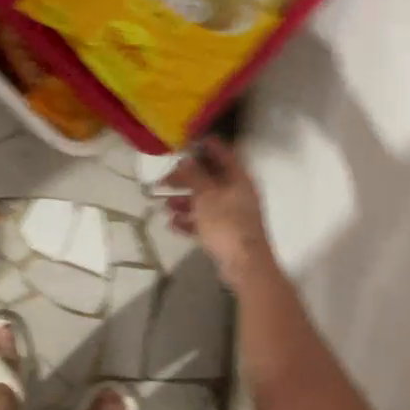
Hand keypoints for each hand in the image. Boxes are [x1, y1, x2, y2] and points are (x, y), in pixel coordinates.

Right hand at [164, 137, 280, 293]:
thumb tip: (186, 159)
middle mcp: (238, 193)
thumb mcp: (206, 196)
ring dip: (185, 202)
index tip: (185, 143)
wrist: (245, 265)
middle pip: (210, 179)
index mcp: (238, 178)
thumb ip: (194, 175)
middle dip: (186, 179)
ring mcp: (233, 215)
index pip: (222, 153)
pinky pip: (206, 223)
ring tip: (165, 205)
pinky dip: (190, 222)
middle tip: (164, 180)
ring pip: (206, 202)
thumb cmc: (227, 224)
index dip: (205, 146)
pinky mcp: (227, 235)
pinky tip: (172, 224)